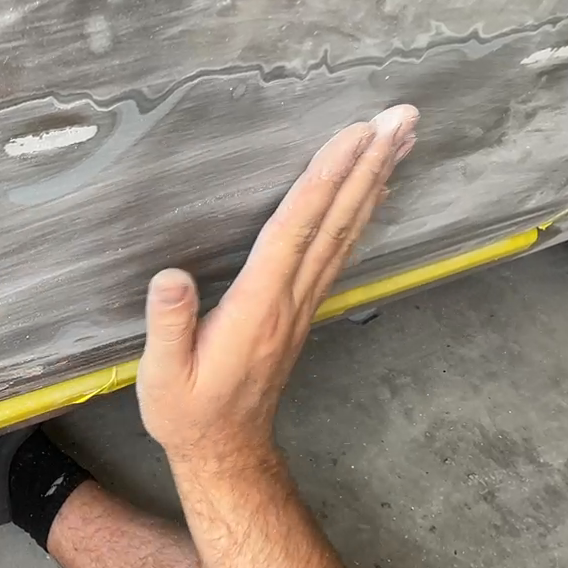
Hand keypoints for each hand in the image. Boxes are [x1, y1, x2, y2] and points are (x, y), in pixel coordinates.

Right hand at [137, 105, 416, 473]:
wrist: (225, 449)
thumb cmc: (188, 412)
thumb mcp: (163, 376)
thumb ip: (169, 325)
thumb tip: (171, 276)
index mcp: (255, 309)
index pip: (293, 233)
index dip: (322, 181)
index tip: (354, 134)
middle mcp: (288, 302)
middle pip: (333, 225)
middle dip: (367, 168)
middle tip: (403, 118)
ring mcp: (300, 308)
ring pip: (342, 236)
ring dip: (372, 185)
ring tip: (401, 142)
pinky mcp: (300, 314)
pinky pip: (336, 255)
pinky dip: (357, 218)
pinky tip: (370, 197)